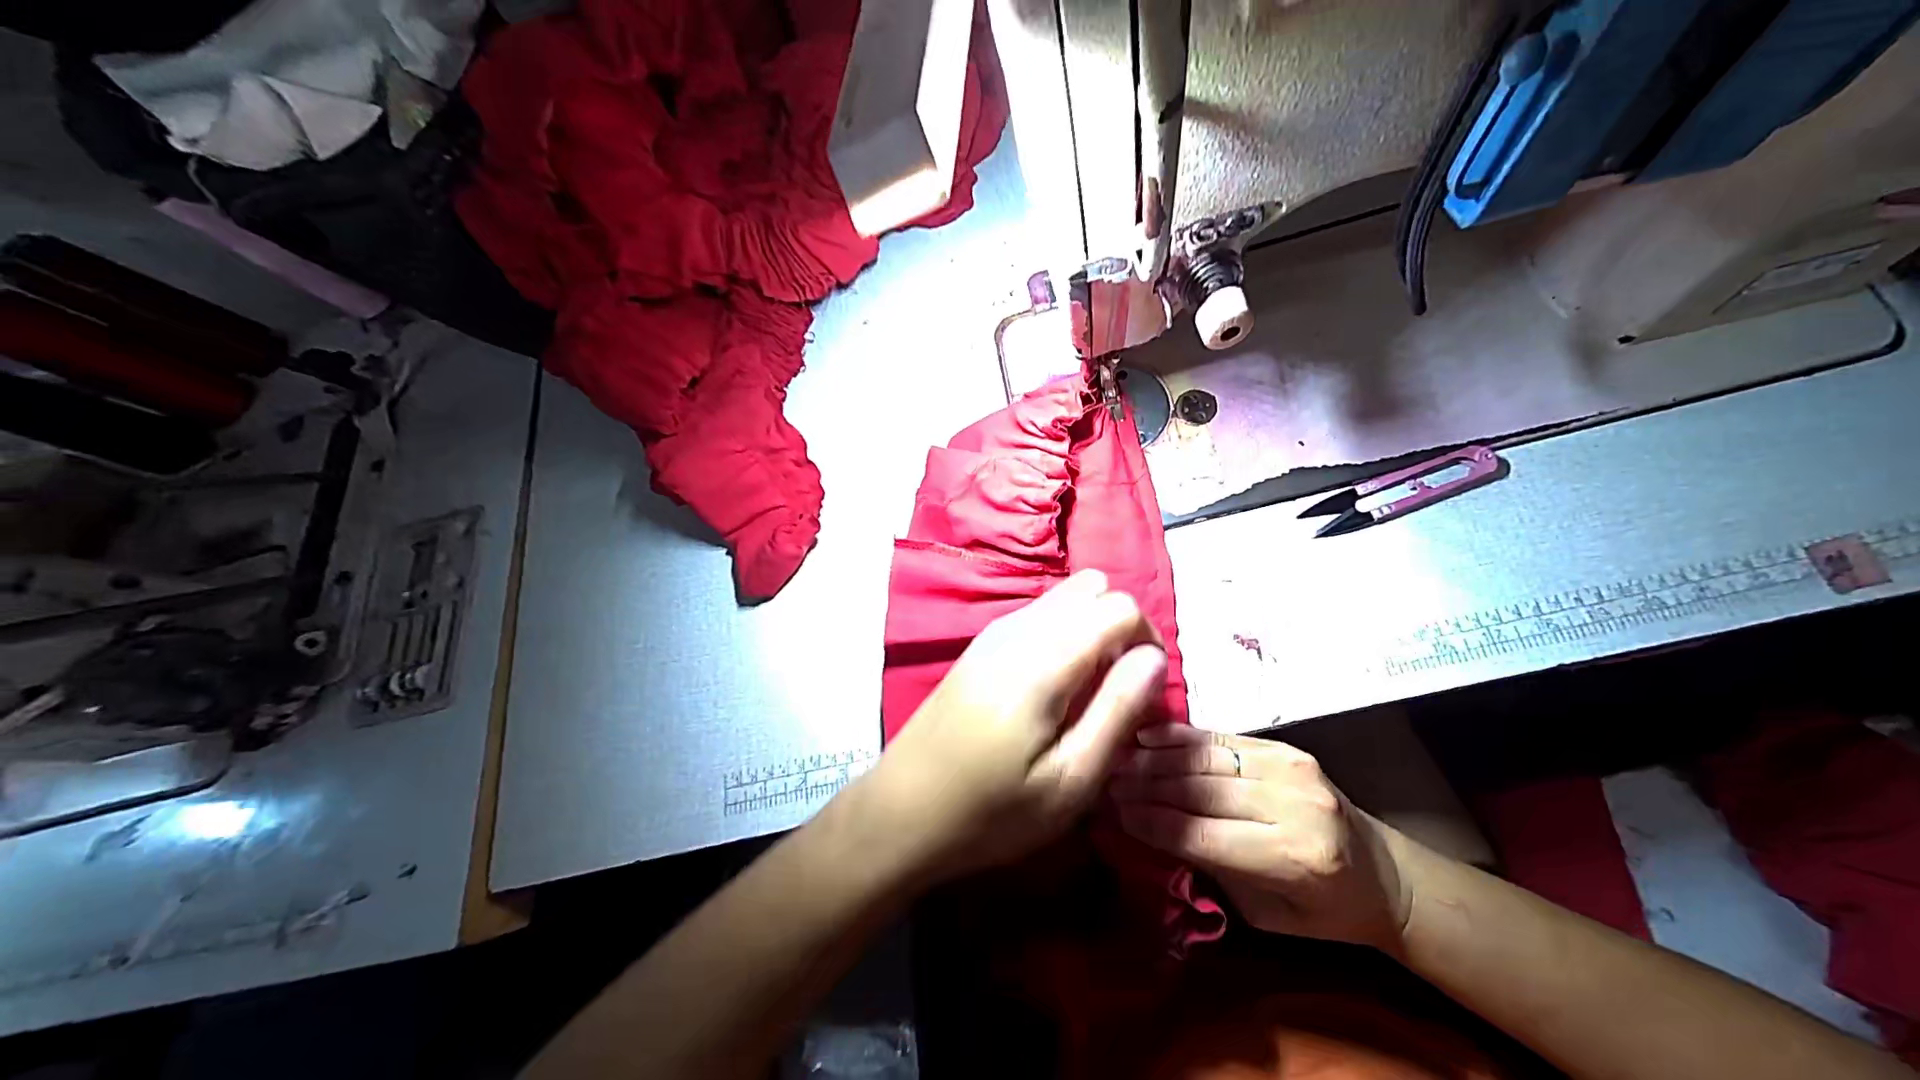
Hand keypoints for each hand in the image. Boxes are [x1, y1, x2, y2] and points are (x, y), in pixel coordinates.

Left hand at [851, 570, 1168, 884]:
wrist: (902, 813)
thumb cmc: (991, 812)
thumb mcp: (1070, 780)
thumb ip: (1117, 710)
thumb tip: (1154, 657)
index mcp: (1042, 661)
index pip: (1120, 606)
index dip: (1148, 642)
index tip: (1143, 693)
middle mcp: (1016, 630)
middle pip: (1093, 590)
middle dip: (1121, 630)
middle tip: (1116, 690)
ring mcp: (991, 634)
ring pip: (1064, 598)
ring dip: (1091, 631)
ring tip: (1086, 693)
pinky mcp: (978, 647)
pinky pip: (1037, 615)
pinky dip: (1062, 636)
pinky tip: (1052, 689)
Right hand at [1110, 727, 1411, 951]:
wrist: (1386, 877)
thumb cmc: (1323, 911)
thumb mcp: (1264, 913)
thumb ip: (1212, 869)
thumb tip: (1149, 828)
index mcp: (1294, 857)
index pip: (1203, 835)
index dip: (1153, 821)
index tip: (1112, 810)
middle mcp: (1295, 806)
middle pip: (1202, 790)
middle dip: (1147, 784)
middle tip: (1106, 778)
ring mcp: (1294, 769)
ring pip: (1208, 758)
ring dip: (1158, 756)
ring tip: (1119, 755)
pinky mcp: (1289, 748)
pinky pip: (1224, 737)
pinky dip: (1183, 737)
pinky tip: (1149, 735)